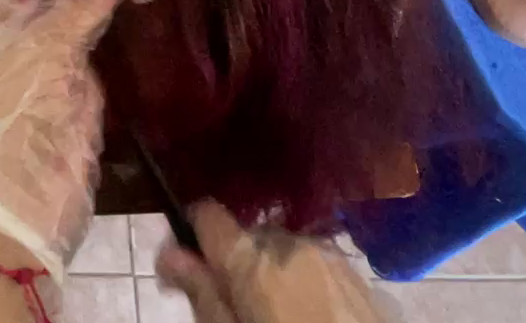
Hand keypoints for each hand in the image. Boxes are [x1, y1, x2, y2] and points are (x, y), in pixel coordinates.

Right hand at [156, 203, 395, 322]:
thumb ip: (201, 294)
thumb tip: (169, 253)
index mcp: (250, 256)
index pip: (205, 213)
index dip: (190, 236)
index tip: (184, 271)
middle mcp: (286, 241)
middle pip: (243, 237)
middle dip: (231, 267)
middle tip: (231, 314)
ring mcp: (326, 255)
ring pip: (278, 253)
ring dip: (267, 276)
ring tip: (274, 322)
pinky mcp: (356, 277)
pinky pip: (311, 267)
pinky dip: (300, 286)